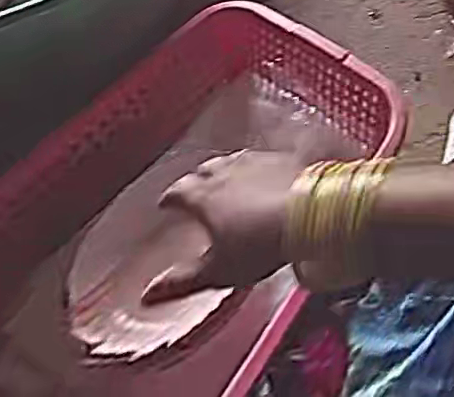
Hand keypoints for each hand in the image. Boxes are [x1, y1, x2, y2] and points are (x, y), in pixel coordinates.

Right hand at [141, 150, 304, 303]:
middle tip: (195, 188)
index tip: (165, 203)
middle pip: (206, 169)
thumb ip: (181, 283)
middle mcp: (229, 170)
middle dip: (197, 178)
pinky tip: (262, 172)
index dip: (170, 197)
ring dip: (226, 168)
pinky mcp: (284, 156)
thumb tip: (146, 296)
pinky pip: (263, 156)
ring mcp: (258, 159)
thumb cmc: (260, 243)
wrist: (308, 211)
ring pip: (234, 159)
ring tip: (226, 178)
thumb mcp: (217, 271)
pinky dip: (256, 164)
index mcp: (205, 196)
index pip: (179, 190)